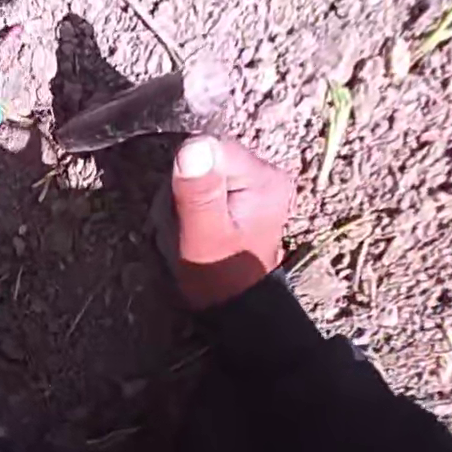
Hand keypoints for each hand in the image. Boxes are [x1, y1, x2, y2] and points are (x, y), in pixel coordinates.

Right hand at [168, 135, 294, 307]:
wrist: (236, 306)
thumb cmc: (219, 276)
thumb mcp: (204, 236)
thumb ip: (199, 192)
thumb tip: (193, 145)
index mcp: (264, 178)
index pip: (210, 148)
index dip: (186, 174)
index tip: (184, 207)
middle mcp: (267, 172)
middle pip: (207, 157)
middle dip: (185, 187)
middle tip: (185, 221)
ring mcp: (258, 182)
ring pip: (203, 170)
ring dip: (187, 196)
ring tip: (189, 226)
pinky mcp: (245, 193)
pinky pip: (208, 182)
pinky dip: (194, 202)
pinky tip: (195, 223)